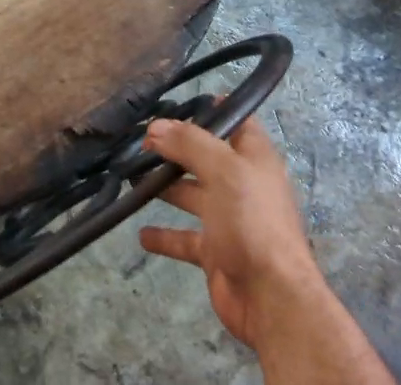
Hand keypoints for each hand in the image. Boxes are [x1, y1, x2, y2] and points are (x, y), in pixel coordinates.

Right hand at [138, 116, 321, 345]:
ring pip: (192, 195)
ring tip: (128, 176)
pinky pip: (184, 238)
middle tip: (137, 141)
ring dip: (164, 186)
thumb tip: (155, 127)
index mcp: (254, 159)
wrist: (271, 297)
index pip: (236, 122)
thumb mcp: (223, 170)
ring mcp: (229, 219)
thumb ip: (189, 143)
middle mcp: (243, 185)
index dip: (209, 110)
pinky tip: (141, 234)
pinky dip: (163, 235)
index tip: (172, 104)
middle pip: (206, 157)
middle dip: (174, 148)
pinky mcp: (215, 251)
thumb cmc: (252, 222)